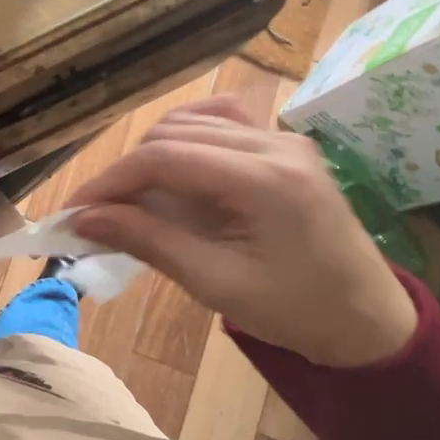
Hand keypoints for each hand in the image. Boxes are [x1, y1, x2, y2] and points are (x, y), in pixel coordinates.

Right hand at [67, 95, 416, 367]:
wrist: (366, 319)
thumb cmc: (294, 310)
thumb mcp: (214, 282)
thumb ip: (147, 241)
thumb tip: (83, 219)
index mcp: (265, 179)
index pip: (164, 158)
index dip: (110, 181)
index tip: (73, 213)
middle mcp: (276, 143)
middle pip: (173, 134)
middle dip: (126, 172)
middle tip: (98, 216)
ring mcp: (283, 139)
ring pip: (192, 122)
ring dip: (151, 156)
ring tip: (131, 199)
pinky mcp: (284, 146)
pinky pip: (222, 121)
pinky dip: (186, 137)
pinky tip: (172, 164)